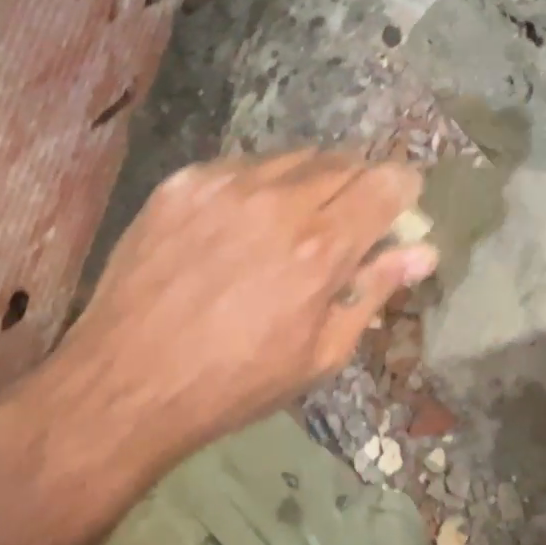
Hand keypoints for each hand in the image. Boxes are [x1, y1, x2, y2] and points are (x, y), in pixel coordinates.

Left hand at [54, 151, 436, 463]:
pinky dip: (259, 186)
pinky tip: (241, 224)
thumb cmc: (233, 383)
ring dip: (311, 181)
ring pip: (297, 157)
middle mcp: (280, 200)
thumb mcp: (320, 354)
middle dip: (360, 184)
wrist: (121, 386)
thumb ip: (375, 290)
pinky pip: (245, 165)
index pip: (388, 182)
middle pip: (347, 161)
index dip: (403, 190)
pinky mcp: (186, 182)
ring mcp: (227, 185)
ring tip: (291, 222)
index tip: (399, 207)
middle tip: (347, 219)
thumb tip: (424, 250)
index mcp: (322, 246)